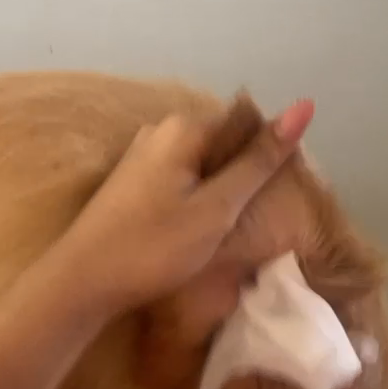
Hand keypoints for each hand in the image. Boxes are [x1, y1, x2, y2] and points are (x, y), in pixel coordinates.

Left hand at [49, 100, 314, 316]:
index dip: (266, 162)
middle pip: (222, 145)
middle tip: (244, 224)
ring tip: (221, 232)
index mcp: (184, 127)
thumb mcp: (217, 209)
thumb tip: (304, 105)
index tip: (269, 203)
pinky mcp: (129, 183)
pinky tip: (192, 232)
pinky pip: (178, 181)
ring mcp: (140, 156)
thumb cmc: (154, 247)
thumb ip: (259, 162)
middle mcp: (160, 130)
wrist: (83, 283)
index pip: (247, 125)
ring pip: (200, 167)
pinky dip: (193, 201)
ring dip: (217, 194)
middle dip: (240, 179)